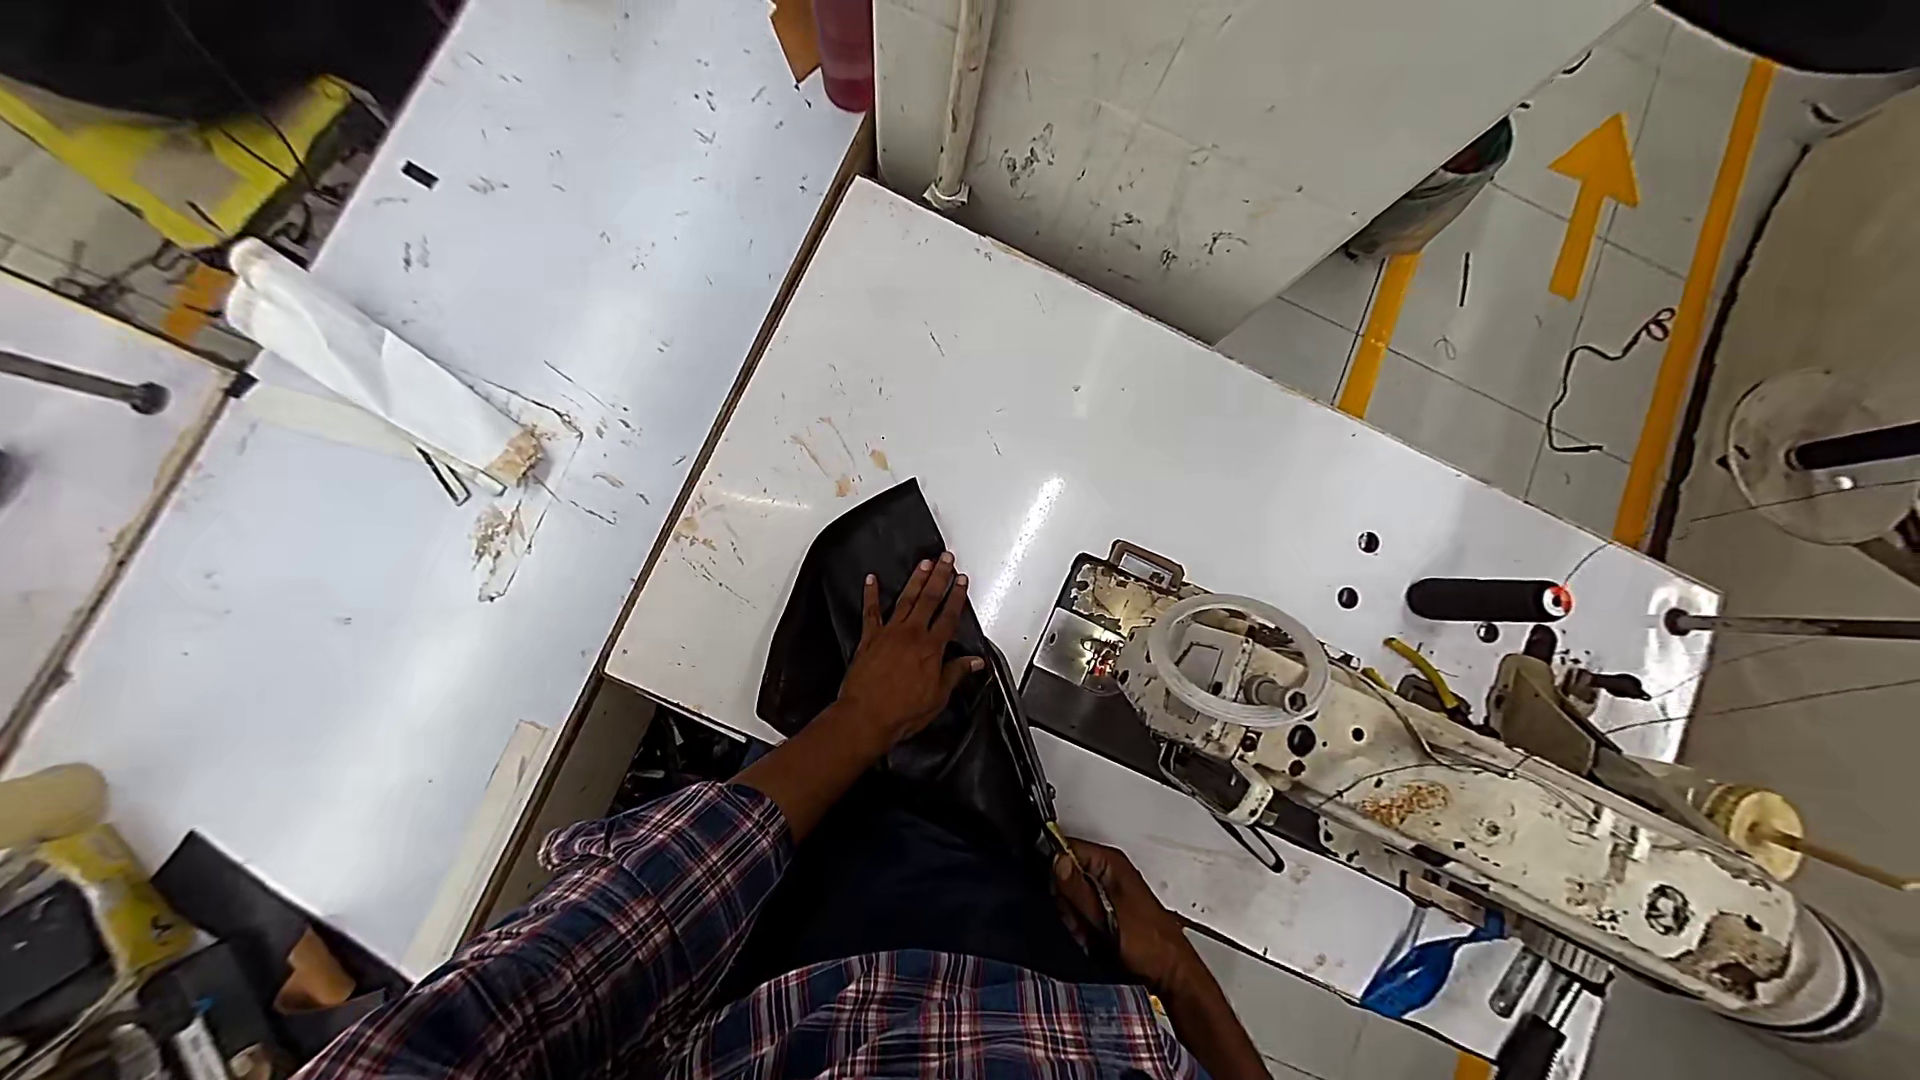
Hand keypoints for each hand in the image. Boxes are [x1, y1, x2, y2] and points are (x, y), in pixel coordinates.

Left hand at [833, 552, 983, 747]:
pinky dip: (871, 594)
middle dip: (940, 577)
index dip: (957, 596)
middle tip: (946, 559)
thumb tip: (974, 663)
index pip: (949, 616)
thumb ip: (956, 673)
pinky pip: (870, 611)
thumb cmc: (900, 711)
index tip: (962, 581)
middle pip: (929, 599)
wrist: (865, 717)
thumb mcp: (938, 697)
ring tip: (924, 563)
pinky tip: (871, 580)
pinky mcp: (869, 638)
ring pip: (906, 599)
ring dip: (916, 579)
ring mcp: (889, 633)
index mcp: (931, 648)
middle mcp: (911, 635)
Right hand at [1055, 838, 1202, 992]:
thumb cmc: (1149, 944)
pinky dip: (1084, 925)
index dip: (1057, 871)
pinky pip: (1083, 908)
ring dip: (1076, 917)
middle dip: (1069, 902)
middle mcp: (1110, 870)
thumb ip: (1078, 889)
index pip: (1067, 847)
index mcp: (1111, 862)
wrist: (1170, 973)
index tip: (1061, 894)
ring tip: (1091, 933)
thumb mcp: (1105, 917)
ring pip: (1073, 894)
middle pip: (1067, 873)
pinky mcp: (1108, 905)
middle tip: (1081, 920)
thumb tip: (1058, 861)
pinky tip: (1094, 937)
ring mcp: (1109, 888)